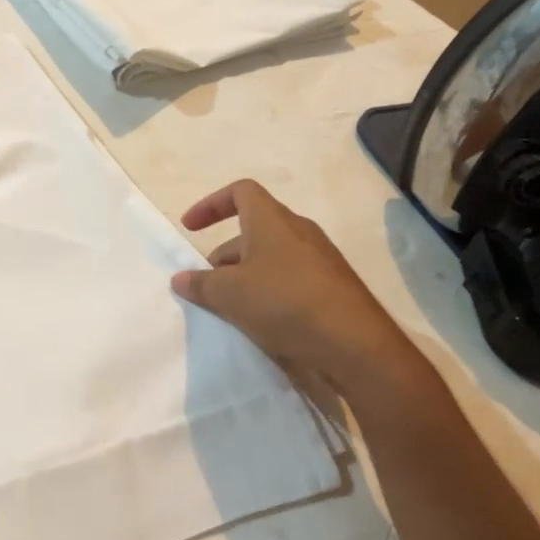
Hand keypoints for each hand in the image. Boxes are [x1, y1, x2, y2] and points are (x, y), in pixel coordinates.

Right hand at [170, 179, 423, 396]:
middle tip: (208, 282)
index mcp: (273, 221)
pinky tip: (263, 322)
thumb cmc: (286, 304)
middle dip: (225, 252)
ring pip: (273, 257)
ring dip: (247, 275)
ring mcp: (321, 261)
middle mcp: (299, 232)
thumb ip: (201, 284)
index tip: (191, 228)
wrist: (358, 348)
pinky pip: (292, 279)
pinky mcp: (334, 290)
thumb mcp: (230, 294)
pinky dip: (270, 292)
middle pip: (254, 228)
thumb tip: (181, 278)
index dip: (211, 204)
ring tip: (232, 307)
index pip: (240, 192)